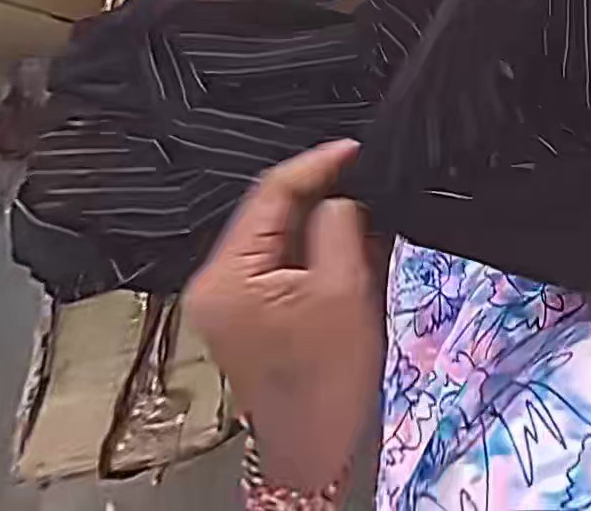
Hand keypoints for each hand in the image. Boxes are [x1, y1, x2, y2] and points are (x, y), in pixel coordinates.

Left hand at [185, 140, 380, 491]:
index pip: (270, 193)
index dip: (317, 163)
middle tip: (369, 174)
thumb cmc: (329, 371)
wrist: (318, 443)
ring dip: (328, 215)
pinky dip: (325, 240)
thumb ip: (339, 224)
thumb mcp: (343, 286)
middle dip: (325, 189)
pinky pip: (292, 253)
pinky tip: (357, 237)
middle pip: (275, 209)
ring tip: (370, 203)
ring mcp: (237, 294)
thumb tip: (343, 195)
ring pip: (287, 229)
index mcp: (228, 274)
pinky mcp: (258, 304)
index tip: (357, 147)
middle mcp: (220, 279)